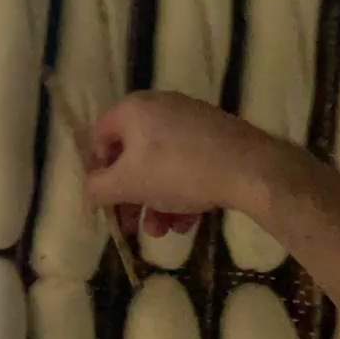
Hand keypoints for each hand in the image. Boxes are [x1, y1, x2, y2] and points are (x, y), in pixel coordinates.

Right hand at [85, 91, 311, 236]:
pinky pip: (186, 162)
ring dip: (156, 200)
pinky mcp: (215, 134)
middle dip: (131, 196)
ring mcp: (190, 119)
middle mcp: (159, 106)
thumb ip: (98, 188)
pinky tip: (188, 221)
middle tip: (132, 225)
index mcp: (132, 109)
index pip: (99, 138)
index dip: (98, 172)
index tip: (106, 201)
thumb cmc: (178, 171)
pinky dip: (182, 190)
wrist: (250, 168)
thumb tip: (88, 192)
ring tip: (164, 232)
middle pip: (132, 155)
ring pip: (161, 163)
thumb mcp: (128, 184)